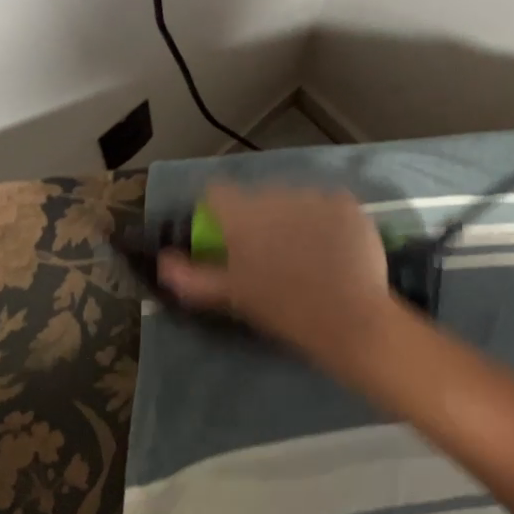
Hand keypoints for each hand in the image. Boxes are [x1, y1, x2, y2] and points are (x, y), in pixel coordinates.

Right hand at [157, 183, 402, 366]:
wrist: (349, 319)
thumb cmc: (284, 311)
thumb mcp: (233, 297)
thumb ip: (193, 278)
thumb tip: (164, 262)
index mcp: (242, 216)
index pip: (216, 193)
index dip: (217, 212)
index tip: (226, 237)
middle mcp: (274, 195)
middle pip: (257, 198)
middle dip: (259, 219)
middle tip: (269, 256)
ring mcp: (314, 196)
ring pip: (294, 200)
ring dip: (294, 218)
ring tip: (307, 255)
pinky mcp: (346, 203)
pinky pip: (328, 204)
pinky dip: (327, 220)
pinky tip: (333, 248)